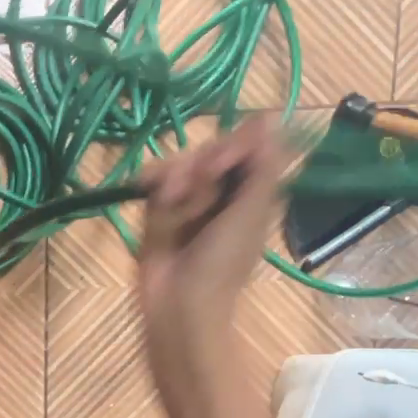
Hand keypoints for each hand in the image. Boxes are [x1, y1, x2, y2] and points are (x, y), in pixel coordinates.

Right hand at [136, 116, 296, 339]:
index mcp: (252, 190)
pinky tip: (149, 190)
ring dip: (176, 177)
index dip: (235, 144)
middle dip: (202, 163)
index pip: (248, 144)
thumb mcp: (253, 210)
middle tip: (197, 185)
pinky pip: (154, 180)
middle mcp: (221, 191)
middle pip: (212, 149)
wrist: (178, 303)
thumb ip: (263, 162)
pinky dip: (152, 182)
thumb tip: (268, 114)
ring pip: (181, 162)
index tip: (225, 161)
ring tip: (171, 200)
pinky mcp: (157, 211)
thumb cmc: (222, 263)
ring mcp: (187, 201)